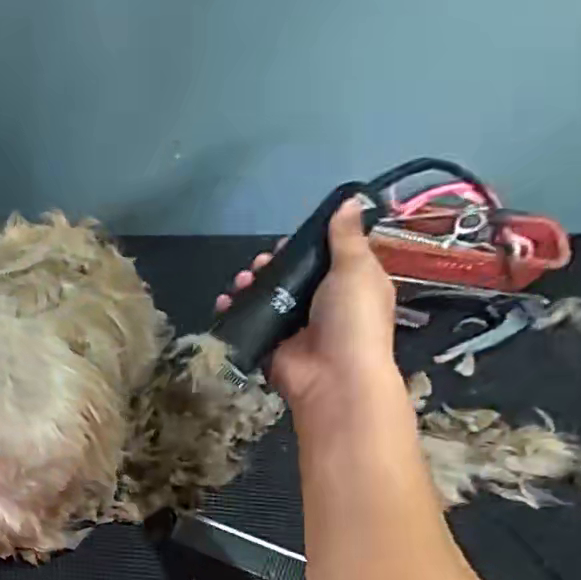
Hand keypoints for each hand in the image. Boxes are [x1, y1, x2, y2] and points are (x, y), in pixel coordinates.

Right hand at [214, 198, 398, 406]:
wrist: (334, 377)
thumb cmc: (352, 319)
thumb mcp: (356, 269)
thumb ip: (346, 237)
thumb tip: (348, 203)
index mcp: (349, 284)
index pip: (323, 258)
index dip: (304, 247)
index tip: (287, 242)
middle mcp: (320, 305)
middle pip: (289, 278)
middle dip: (270, 266)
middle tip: (260, 264)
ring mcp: (293, 327)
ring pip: (266, 299)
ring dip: (250, 286)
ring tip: (241, 282)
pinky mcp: (270, 346)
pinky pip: (249, 323)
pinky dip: (234, 311)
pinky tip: (225, 302)